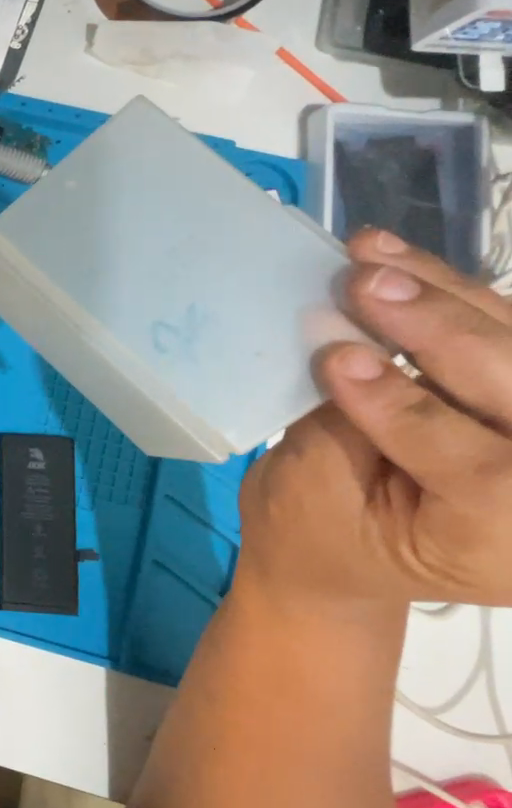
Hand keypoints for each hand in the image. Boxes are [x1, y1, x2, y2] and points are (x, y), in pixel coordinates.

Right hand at [238, 229, 511, 607]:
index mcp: (503, 542)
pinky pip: (509, 336)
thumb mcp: (316, 495)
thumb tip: (345, 351)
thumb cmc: (314, 530)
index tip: (337, 360)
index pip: (479, 468)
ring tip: (374, 258)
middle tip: (366, 285)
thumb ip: (345, 428)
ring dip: (451, 297)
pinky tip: (398, 261)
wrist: (346, 549)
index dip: (407, 409)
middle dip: (444, 335)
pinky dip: (456, 294)